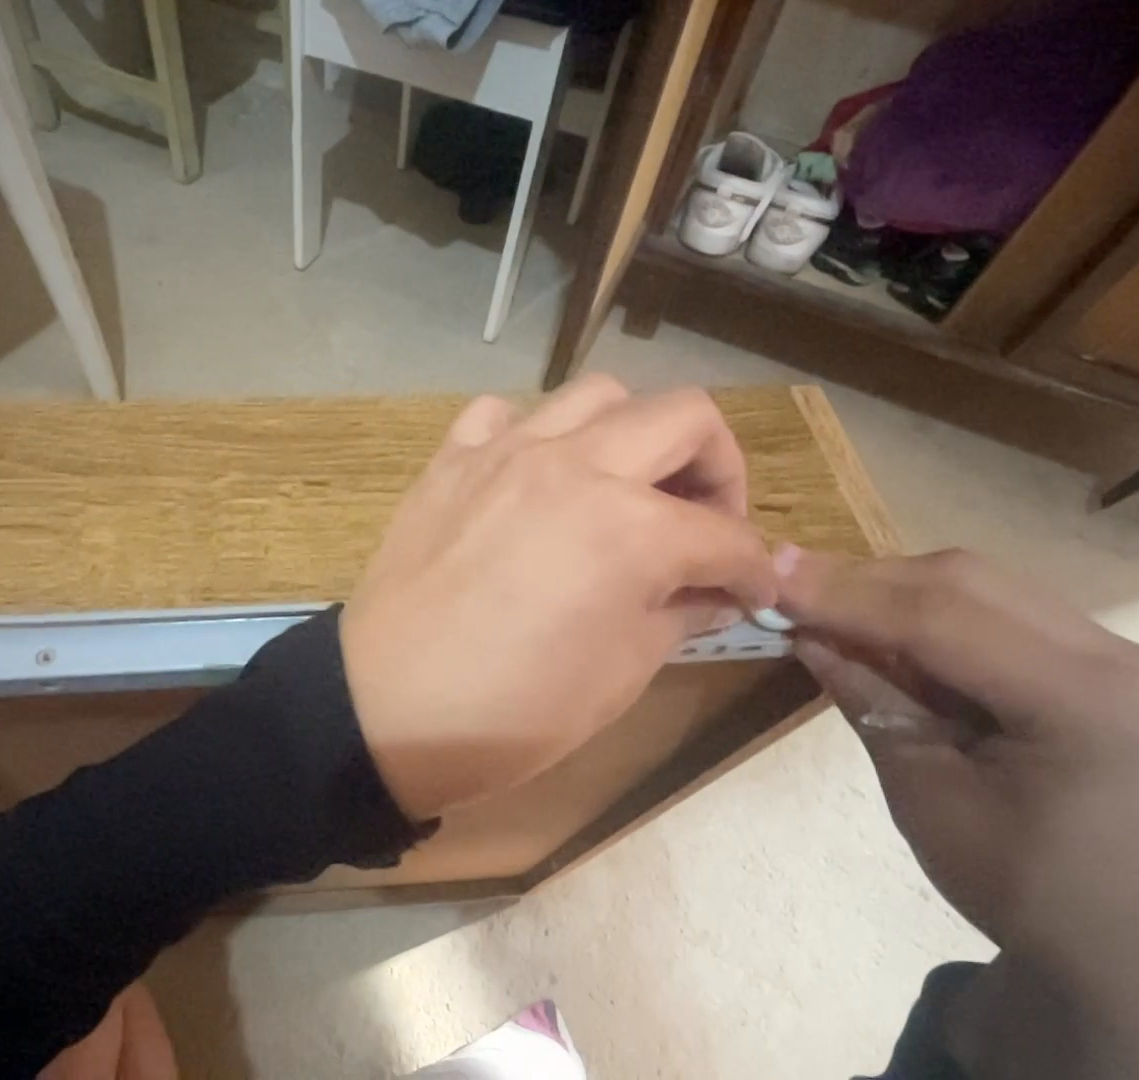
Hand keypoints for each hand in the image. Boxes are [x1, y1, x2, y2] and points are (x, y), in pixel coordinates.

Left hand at [338, 374, 776, 819]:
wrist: (385, 711)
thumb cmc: (511, 712)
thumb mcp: (618, 676)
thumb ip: (678, 615)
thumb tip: (715, 591)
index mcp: (628, 527)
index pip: (724, 534)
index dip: (753, 566)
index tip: (754, 589)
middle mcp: (573, 465)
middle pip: (682, 416)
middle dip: (717, 467)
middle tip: (704, 524)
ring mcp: (503, 452)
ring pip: (596, 395)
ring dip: (630, 436)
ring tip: (621, 490)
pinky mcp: (449, 461)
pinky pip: (503, 414)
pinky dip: (533, 434)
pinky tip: (532, 477)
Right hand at [776, 546, 1138, 1079]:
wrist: (1133, 963)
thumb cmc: (1020, 890)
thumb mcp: (925, 795)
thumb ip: (869, 702)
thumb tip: (804, 636)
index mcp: (1085, 699)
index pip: (938, 616)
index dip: (843, 593)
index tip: (768, 579)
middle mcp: (1124, 659)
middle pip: (966, 583)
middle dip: (866, 582)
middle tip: (788, 589)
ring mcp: (1130, 662)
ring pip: (987, 589)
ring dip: (898, 595)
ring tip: (829, 613)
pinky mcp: (1117, 674)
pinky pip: (1010, 618)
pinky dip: (938, 619)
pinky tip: (891, 640)